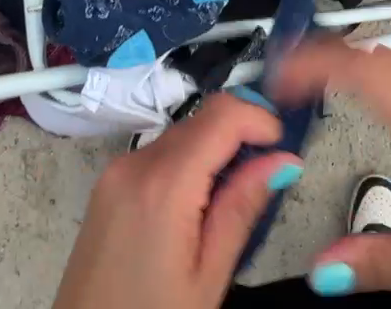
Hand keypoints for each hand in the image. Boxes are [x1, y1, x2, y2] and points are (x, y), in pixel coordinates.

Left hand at [53, 92, 303, 308]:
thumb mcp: (208, 274)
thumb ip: (243, 207)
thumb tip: (283, 159)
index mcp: (163, 183)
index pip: (221, 115)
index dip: (258, 118)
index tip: (283, 145)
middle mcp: (134, 162)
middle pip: (200, 121)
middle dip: (240, 134)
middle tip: (270, 173)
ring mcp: (115, 170)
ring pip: (181, 135)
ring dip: (215, 150)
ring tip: (237, 197)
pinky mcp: (107, 184)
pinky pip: (159, 154)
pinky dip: (188, 163)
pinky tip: (200, 204)